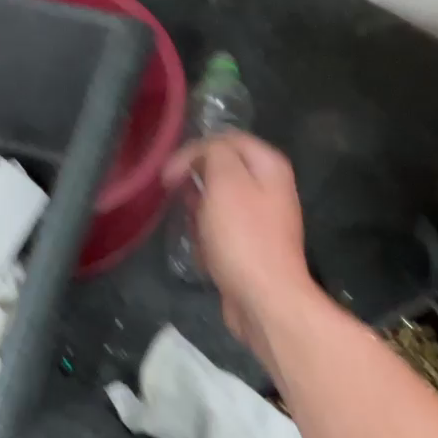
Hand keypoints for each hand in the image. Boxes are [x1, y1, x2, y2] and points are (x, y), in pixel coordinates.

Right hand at [163, 132, 318, 361]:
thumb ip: (214, 155)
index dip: (193, 151)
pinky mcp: (250, 248)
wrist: (263, 298)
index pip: (227, 139)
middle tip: (174, 197)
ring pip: (219, 204)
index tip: (167, 175)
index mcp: (269, 166)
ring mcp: (261, 221)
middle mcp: (270, 189)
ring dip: (199, 213)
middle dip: (195, 183)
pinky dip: (207, 238)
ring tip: (190, 228)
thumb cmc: (242, 238)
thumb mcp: (225, 183)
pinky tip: (201, 251)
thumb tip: (202, 156)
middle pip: (224, 171)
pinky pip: (221, 233)